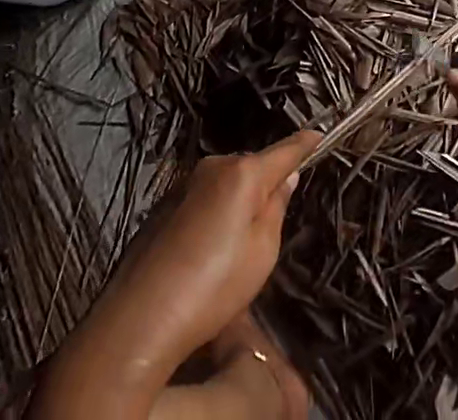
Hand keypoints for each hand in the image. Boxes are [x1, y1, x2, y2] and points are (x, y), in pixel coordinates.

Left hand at [78, 130, 320, 380]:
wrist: (137, 321)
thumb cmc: (213, 286)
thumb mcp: (263, 250)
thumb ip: (277, 206)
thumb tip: (287, 177)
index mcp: (243, 173)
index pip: (285, 150)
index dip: (305, 143)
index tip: (320, 136)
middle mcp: (213, 167)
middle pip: (253, 166)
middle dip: (267, 181)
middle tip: (276, 217)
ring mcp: (184, 184)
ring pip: (227, 182)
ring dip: (239, 198)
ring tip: (239, 242)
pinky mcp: (164, 205)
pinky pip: (205, 196)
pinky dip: (216, 210)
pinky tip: (209, 248)